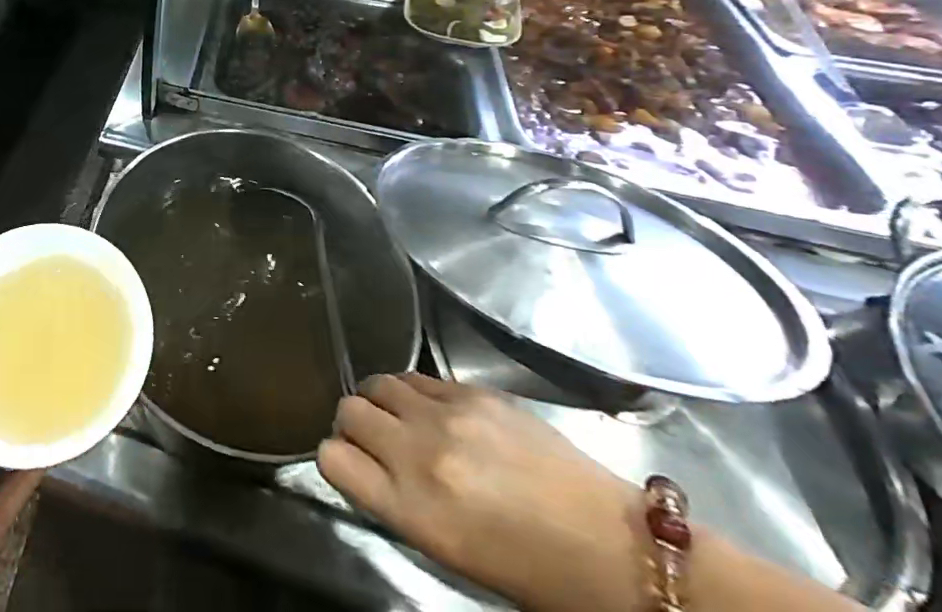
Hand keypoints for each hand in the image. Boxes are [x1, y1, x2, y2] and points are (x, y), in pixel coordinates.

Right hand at [317, 373, 642, 611]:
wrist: (610, 545)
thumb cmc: (524, 566)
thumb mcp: (442, 547)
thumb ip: (391, 498)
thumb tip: (361, 459)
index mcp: (410, 507)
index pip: (331, 457)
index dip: (335, 457)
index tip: (351, 462)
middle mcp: (419, 453)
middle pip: (347, 410)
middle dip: (352, 423)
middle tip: (375, 439)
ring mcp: (449, 416)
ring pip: (377, 382)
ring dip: (379, 400)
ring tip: (402, 418)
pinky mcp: (476, 393)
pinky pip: (418, 376)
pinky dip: (414, 391)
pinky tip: (435, 411)